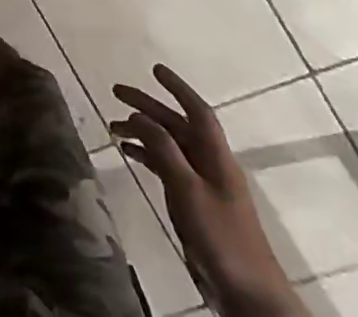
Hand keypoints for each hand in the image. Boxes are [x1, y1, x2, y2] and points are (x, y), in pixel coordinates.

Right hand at [112, 65, 304, 316]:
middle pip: (179, 126)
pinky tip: (127, 153)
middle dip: (149, 106)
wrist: (246, 289)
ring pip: (170, 145)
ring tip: (111, 126)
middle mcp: (211, 166)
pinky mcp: (194, 200)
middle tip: (115, 91)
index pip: (198, 114)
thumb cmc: (219, 236)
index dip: (178, 89)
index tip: (154, 69)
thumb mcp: (187, 189)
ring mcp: (203, 184)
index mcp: (217, 160)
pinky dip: (146, 153)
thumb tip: (139, 114)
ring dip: (143, 131)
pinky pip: (166, 165)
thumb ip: (163, 150)